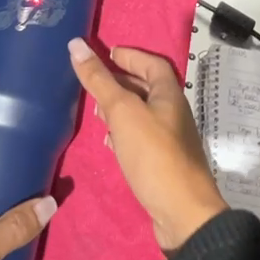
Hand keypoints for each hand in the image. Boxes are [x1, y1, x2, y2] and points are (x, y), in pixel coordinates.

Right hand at [69, 38, 226, 251]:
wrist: (183, 214)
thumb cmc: (154, 155)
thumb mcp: (122, 112)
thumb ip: (99, 80)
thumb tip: (76, 44)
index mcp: (169, 95)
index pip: (152, 63)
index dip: (131, 56)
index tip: (108, 53)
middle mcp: (173, 113)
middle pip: (147, 87)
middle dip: (121, 81)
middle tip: (94, 81)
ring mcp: (170, 140)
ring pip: (142, 114)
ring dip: (120, 108)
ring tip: (96, 110)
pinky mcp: (163, 164)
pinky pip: (141, 138)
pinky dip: (123, 132)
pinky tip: (108, 141)